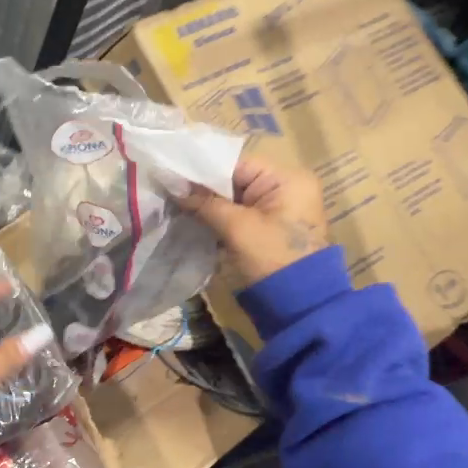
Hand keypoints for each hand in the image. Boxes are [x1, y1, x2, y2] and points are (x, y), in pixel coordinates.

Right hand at [179, 153, 327, 286]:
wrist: (297, 303)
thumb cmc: (271, 257)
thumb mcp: (237, 227)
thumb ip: (205, 203)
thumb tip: (173, 186)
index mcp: (287, 180)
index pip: (236, 165)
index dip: (203, 172)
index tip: (172, 179)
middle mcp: (285, 189)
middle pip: (234, 181)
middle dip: (203, 191)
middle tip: (170, 195)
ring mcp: (277, 211)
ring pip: (233, 200)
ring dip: (208, 206)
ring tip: (177, 208)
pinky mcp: (267, 230)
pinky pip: (238, 216)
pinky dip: (217, 219)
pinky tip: (193, 222)